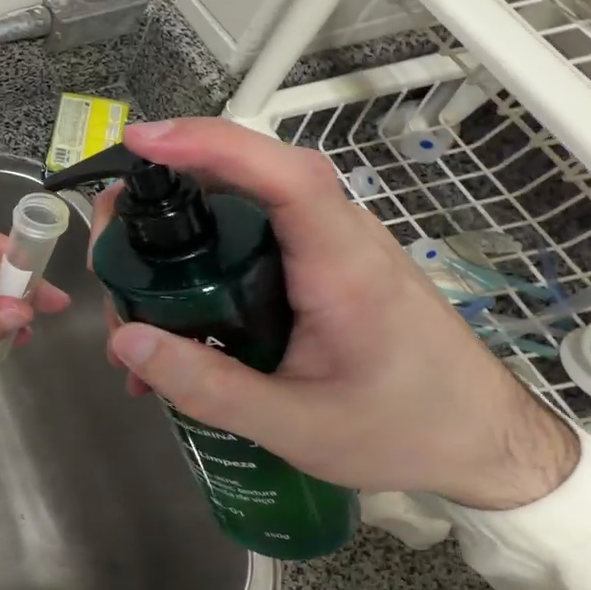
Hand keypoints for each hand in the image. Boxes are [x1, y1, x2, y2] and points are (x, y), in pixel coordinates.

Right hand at [94, 118, 577, 510]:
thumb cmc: (406, 434)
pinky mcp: (314, 269)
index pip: (286, 178)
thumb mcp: (297, 427)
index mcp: (344, 270)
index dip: (212, 146)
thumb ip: (207, 387)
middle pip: (246, 178)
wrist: (485, 447)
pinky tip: (162, 304)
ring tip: (123, 283)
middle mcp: (337, 242)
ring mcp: (325, 252)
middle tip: (105, 237)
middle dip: (163, 188)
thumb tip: (124, 339)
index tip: (142, 142)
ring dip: (171, 228)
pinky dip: (192, 254)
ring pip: (237, 208)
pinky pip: (244, 237)